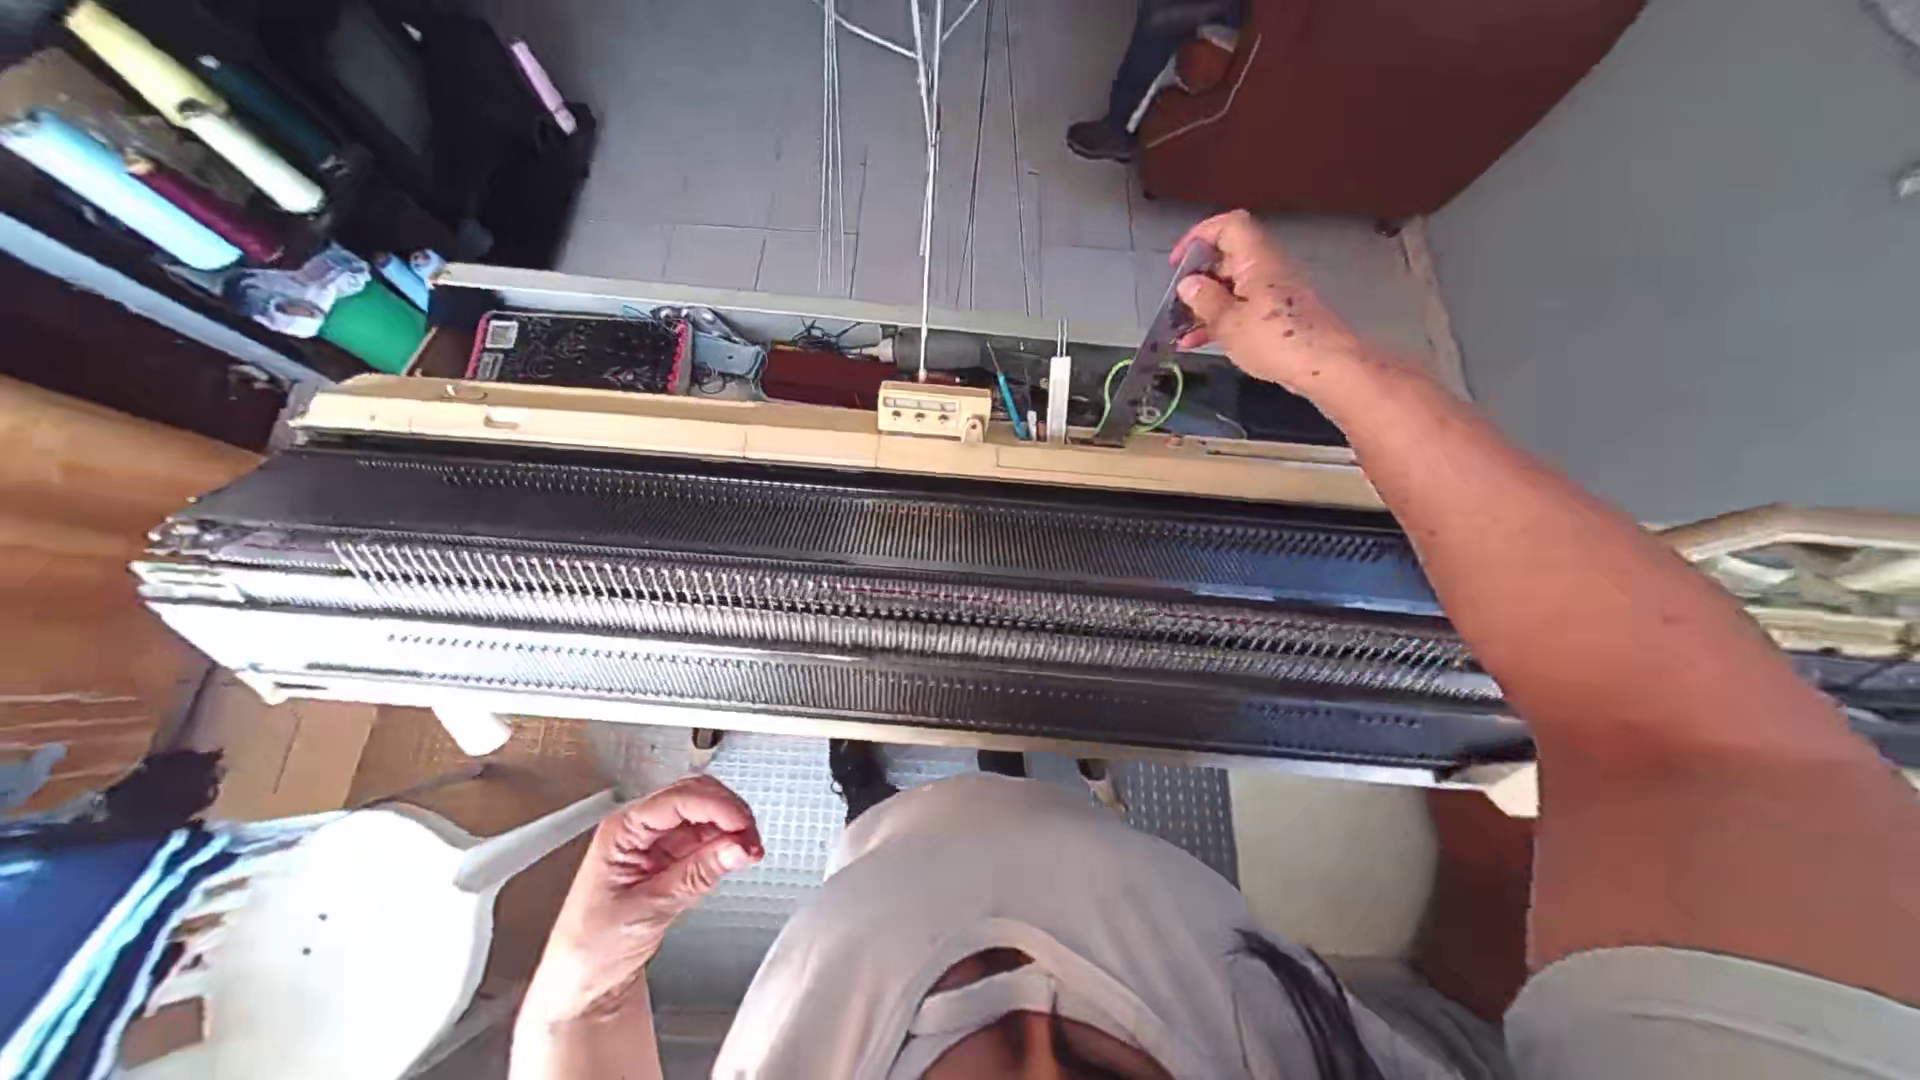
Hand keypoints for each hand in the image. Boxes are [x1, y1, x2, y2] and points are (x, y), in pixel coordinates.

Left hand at [523, 775, 762, 1022]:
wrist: (583, 986)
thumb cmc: (590, 950)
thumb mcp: (647, 911)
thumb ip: (696, 875)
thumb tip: (737, 847)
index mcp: (621, 831)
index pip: (678, 800)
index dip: (716, 806)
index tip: (743, 824)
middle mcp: (640, 828)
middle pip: (696, 795)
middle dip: (729, 811)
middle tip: (751, 837)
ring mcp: (658, 841)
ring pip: (707, 812)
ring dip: (733, 826)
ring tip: (748, 850)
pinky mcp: (673, 857)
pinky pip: (709, 836)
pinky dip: (728, 842)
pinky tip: (738, 855)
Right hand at [1170, 209, 1368, 393]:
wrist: (1324, 366)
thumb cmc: (1274, 340)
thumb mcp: (1228, 322)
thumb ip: (1204, 300)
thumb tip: (1188, 283)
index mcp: (1257, 260)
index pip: (1229, 226)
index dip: (1200, 235)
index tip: (1178, 262)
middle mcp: (1266, 270)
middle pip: (1227, 260)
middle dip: (1197, 280)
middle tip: (1176, 305)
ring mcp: (1272, 294)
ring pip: (1231, 289)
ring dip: (1203, 306)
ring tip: (1180, 330)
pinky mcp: (1275, 316)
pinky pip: (1241, 310)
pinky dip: (1219, 321)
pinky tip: (1196, 342)